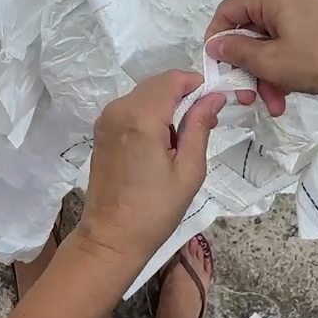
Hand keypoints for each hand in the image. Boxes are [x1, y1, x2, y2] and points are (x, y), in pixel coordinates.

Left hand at [74, 72, 231, 270]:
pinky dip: (150, 114)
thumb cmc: (155, 210)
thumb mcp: (189, 170)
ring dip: (167, 105)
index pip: (173, 79)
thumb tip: (214, 97)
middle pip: (158, 84)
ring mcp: (106, 118)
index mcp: (140, 117)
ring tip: (184, 138)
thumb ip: (199, 126)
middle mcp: (119, 109)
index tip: (216, 102)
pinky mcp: (101, 129)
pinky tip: (161, 142)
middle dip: (184, 95)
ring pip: (145, 94)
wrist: (111, 238)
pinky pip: (132, 108)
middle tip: (205, 122)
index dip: (197, 84)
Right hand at [202, 0, 317, 115]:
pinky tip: (286, 96)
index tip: (216, 67)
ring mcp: (303, 13)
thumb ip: (236, 52)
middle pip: (249, 31)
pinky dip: (282, 69)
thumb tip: (214, 45)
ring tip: (274, 104)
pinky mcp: (317, 29)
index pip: (228, 10)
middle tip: (246, 96)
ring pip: (269, 43)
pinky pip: (287, 46)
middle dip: (246, 66)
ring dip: (265, 75)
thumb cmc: (317, 60)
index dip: (216, 38)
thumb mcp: (270, 61)